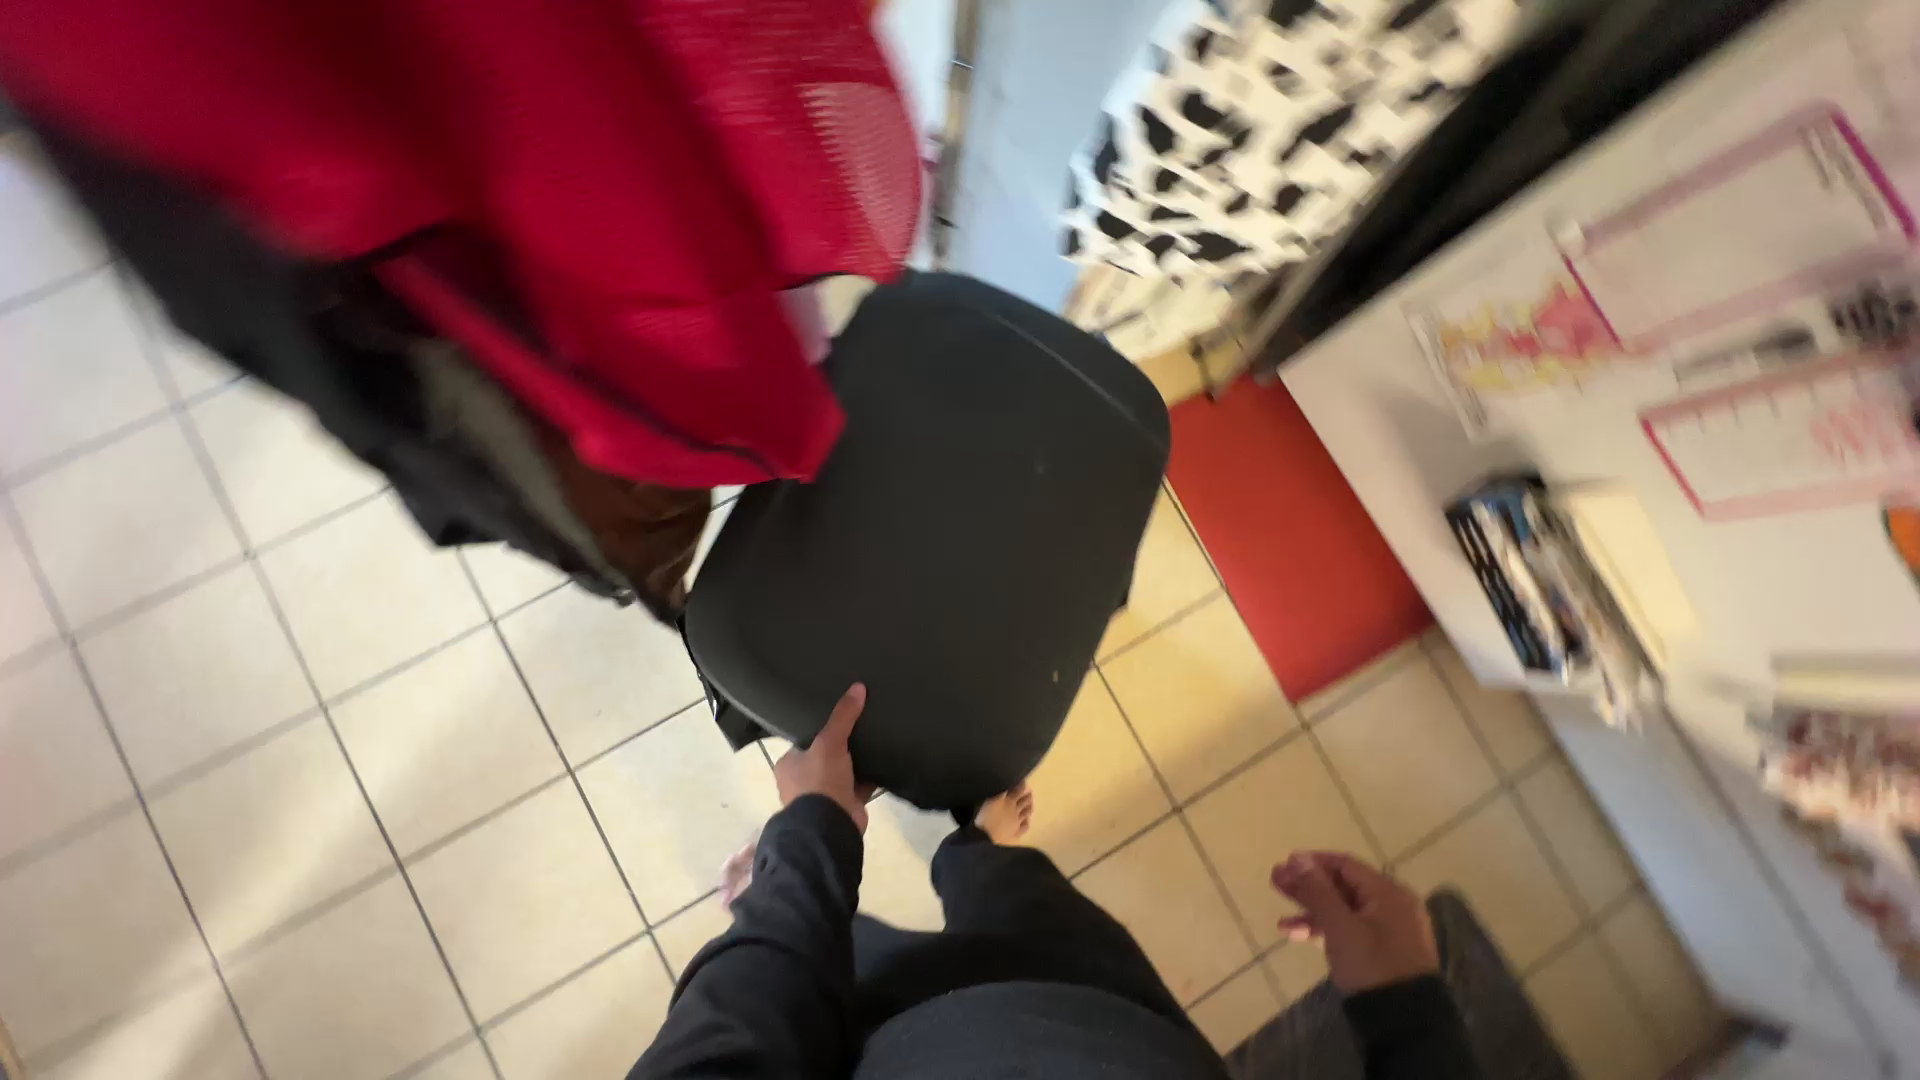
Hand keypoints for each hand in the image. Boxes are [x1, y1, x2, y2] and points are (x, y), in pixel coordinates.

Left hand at [774, 683, 876, 832]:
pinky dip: (871, 774)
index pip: (805, 740)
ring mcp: (825, 795)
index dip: (822, 728)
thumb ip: (843, 716)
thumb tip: (858, 686)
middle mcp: (803, 780)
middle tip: (862, 722)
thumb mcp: (829, 741)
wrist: (830, 826)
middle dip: (843, 744)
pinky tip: (885, 757)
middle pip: (826, 754)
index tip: (840, 714)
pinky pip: (861, 784)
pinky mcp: (846, 805)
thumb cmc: (819, 781)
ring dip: (857, 760)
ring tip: (876, 736)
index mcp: (789, 764)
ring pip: (844, 770)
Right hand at [1270, 851, 1438, 994]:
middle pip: (1342, 886)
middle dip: (1307, 886)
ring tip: (1281, 918)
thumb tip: (1298, 857)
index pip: (1344, 864)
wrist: (1405, 1024)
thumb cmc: (1372, 965)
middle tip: (1276, 883)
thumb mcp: (1340, 926)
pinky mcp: (1383, 951)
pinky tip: (1296, 935)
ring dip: (1311, 910)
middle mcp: (1392, 905)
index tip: (1284, 865)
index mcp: (1388, 892)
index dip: (1312, 862)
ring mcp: (1389, 930)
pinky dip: (1325, 929)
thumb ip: (1317, 890)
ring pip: (1343, 910)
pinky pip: (1350, 930)